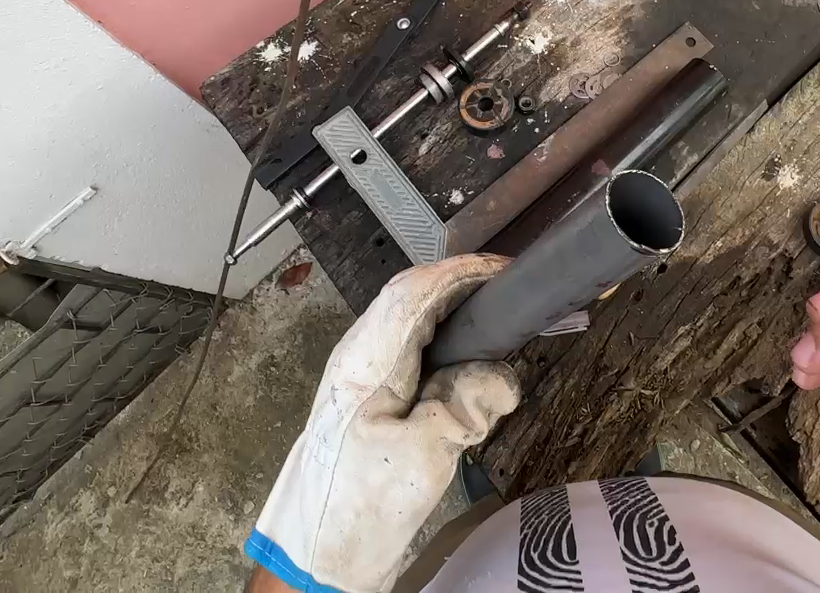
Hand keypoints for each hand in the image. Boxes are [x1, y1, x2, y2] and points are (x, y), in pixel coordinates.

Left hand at [246, 254, 520, 592]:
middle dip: (458, 280)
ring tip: (491, 305)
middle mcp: (358, 350)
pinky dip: (440, 326)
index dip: (461, 272)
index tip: (504, 269)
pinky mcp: (366, 380)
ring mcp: (358, 363)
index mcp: (367, 362)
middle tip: (505, 284)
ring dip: (449, 300)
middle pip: (409, 291)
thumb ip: (465, 407)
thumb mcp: (423, 461)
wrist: (314, 548)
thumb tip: (502, 373)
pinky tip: (463, 342)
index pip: (415, 292)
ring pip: (407, 309)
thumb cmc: (361, 506)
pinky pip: (406, 334)